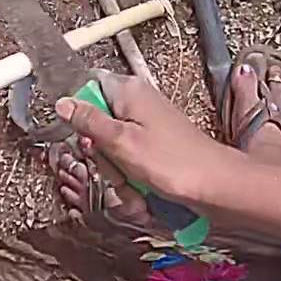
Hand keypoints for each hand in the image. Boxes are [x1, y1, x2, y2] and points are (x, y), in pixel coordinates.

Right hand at [56, 72, 248, 208]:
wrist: (218, 187)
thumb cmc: (171, 162)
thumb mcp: (121, 142)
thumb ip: (89, 121)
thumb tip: (62, 103)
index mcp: (128, 90)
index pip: (87, 86)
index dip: (79, 111)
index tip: (84, 136)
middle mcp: (136, 102)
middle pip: (97, 122)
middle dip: (102, 153)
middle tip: (116, 167)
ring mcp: (147, 125)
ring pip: (112, 148)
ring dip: (118, 173)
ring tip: (134, 186)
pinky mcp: (155, 146)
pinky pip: (130, 161)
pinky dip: (133, 180)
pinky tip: (143, 194)